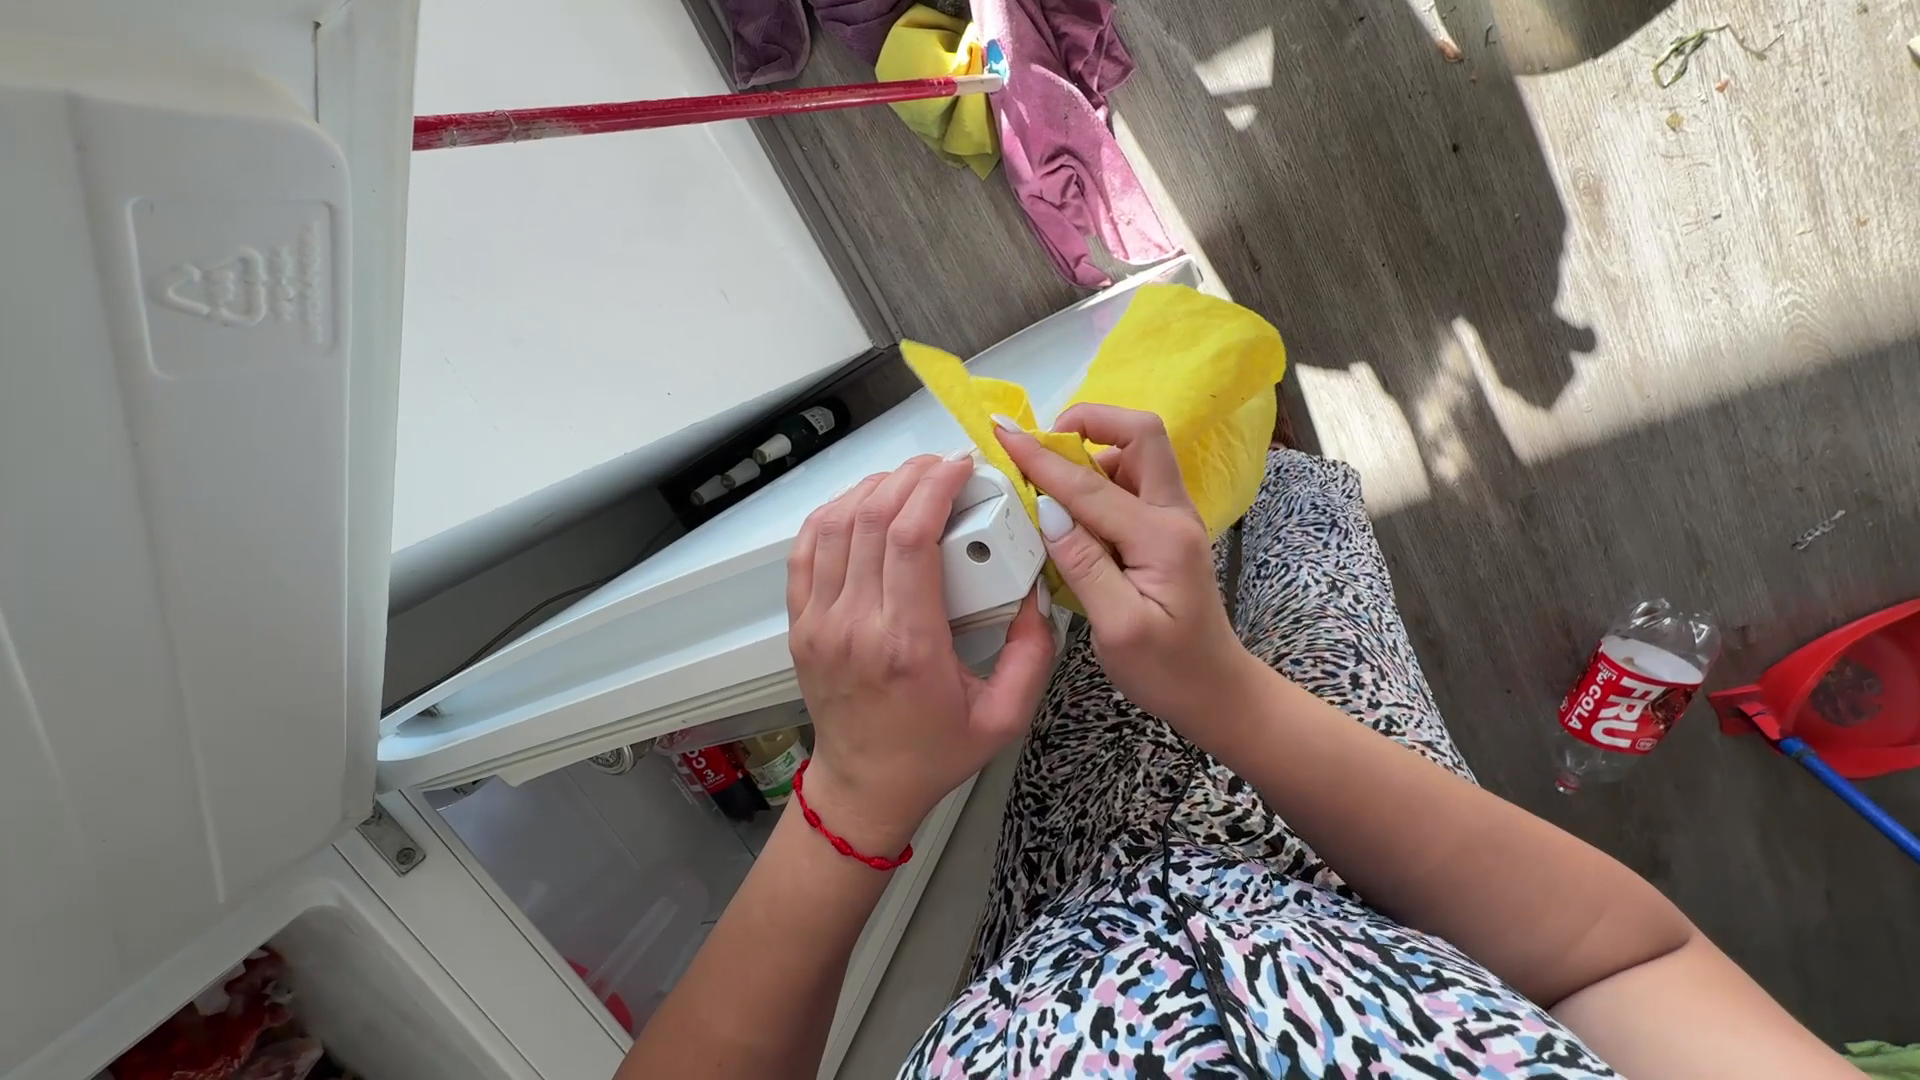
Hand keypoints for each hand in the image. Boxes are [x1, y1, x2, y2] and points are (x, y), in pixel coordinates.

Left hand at [787, 454, 1055, 855]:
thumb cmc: (933, 753)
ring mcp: (819, 623)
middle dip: (909, 476)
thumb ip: (1033, 653)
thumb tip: (1035, 592)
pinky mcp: (801, 624)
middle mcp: (855, 626)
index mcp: (908, 644)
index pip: (911, 537)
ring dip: (871, 488)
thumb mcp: (1005, 716)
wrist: (865, 787)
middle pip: (872, 518)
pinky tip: (860, 504)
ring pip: (834, 524)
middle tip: (940, 467)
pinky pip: (805, 550)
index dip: (935, 487)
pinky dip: (831, 515)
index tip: (959, 467)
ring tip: (906, 480)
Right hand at [996, 405, 1259, 725]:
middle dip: (1090, 422)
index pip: (1091, 485)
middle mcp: (1174, 515)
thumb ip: (1084, 565)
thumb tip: (1048, 512)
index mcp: (1162, 538)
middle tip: (1043, 443)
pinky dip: (1098, 476)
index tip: (1005, 435)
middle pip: (1142, 434)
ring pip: (1137, 454)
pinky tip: (1072, 505)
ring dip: (1094, 450)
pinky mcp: (1165, 530)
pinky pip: (1132, 482)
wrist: (1215, 690)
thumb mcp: (1118, 628)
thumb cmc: (1167, 671)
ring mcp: (1173, 520)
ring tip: (1050, 477)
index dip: (1043, 459)